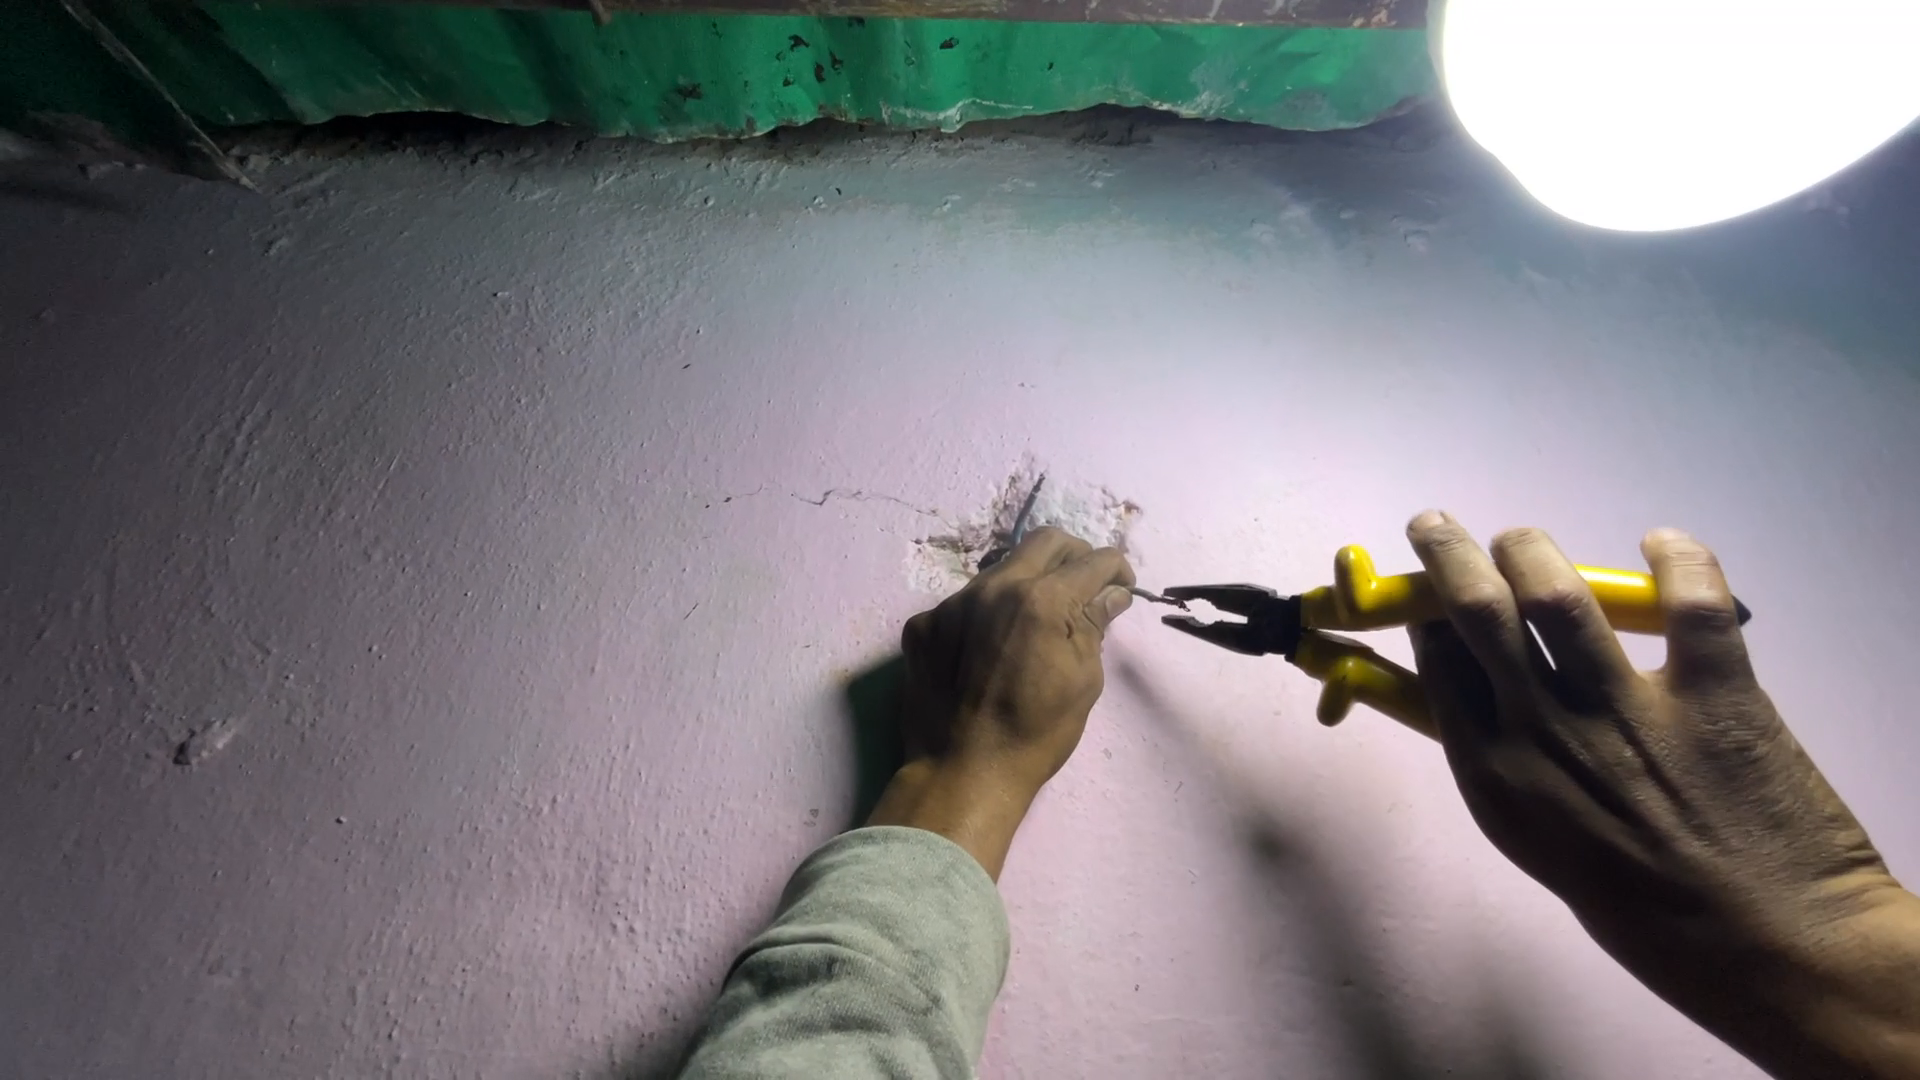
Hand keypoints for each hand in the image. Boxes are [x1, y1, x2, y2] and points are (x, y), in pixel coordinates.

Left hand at [867, 527, 1134, 878]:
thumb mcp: (1082, 681)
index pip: (1092, 560)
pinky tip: (990, 650)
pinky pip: (964, 602)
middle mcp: (993, 587)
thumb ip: (1094, 625)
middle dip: (1075, 557)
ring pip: (1001, 568)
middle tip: (1084, 587)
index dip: (1116, 568)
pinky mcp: (924, 623)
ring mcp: (952, 602)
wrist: (961, 773)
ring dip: (1027, 583)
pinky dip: (987, 614)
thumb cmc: (1035, 734)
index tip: (1120, 587)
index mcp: (1041, 600)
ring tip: (1034, 622)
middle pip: (1045, 542)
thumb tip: (1111, 593)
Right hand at [1405, 511, 1919, 1077]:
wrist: (1759, 946)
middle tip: (1432, 524)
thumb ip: (1482, 749)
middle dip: (1444, 553)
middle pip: (1476, 610)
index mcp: (1490, 761)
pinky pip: (1694, 611)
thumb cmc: (1620, 888)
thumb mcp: (1519, 825)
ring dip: (1526, 548)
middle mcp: (1542, 725)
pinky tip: (1662, 539)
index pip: (1435, 656)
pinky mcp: (1718, 702)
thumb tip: (1455, 678)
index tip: (1423, 593)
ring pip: (1558, 596)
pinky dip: (1681, 562)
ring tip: (1516, 538)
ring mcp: (1627, 710)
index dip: (1422, 609)